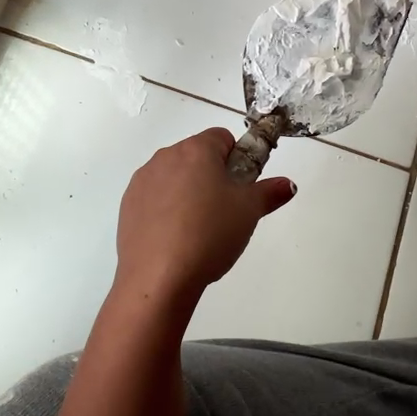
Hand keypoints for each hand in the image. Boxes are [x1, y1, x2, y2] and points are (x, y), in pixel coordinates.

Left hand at [114, 128, 296, 301]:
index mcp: (196, 150)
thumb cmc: (209, 235)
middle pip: (196, 155)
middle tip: (224, 211)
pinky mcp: (128, 204)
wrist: (158, 278)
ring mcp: (143, 180)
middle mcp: (166, 156)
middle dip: (212, 176)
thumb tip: (288, 184)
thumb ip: (270, 192)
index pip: (222, 137)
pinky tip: (174, 239)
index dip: (236, 159)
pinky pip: (154, 197)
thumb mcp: (249, 213)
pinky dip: (165, 209)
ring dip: (187, 191)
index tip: (240, 188)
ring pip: (174, 176)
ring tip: (198, 230)